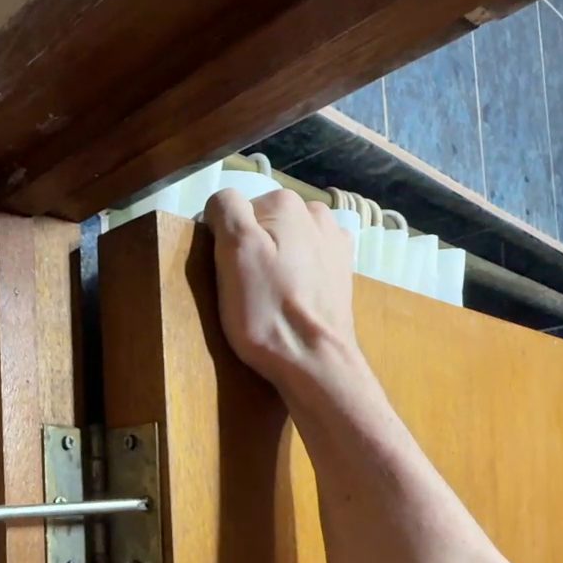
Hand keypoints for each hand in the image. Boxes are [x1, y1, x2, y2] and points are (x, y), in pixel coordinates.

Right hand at [204, 188, 359, 389]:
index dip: (221, 243)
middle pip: (260, 224)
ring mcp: (333, 240)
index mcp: (285, 204)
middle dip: (249, 250)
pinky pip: (306, 259)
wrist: (314, 360)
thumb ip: (225, 211)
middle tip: (244, 290)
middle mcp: (315, 212)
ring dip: (273, 260)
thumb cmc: (266, 312)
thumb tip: (221, 202)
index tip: (225, 274)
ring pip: (284, 240)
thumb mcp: (233, 255)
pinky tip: (291, 296)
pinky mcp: (341, 268)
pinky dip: (295, 272)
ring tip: (268, 296)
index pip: (231, 209)